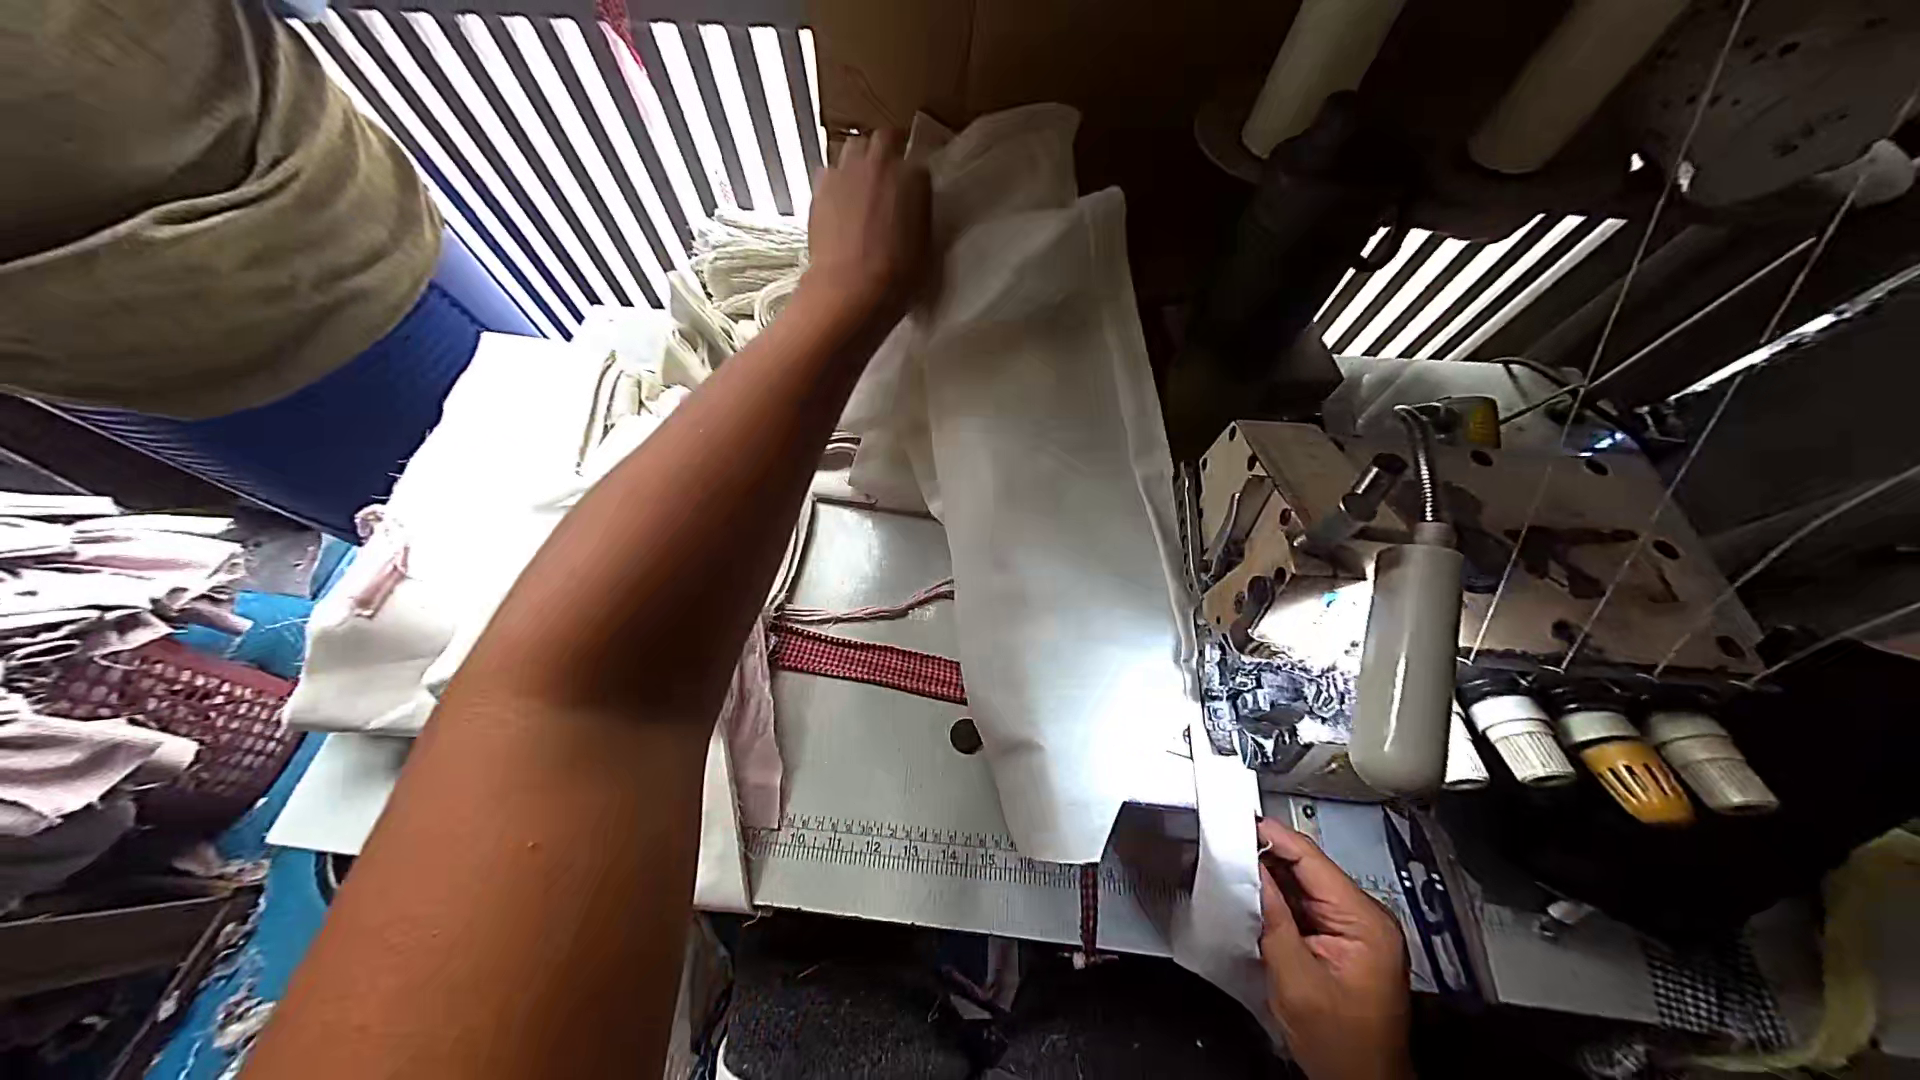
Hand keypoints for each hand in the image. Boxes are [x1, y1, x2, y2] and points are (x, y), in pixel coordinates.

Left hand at [801, 127, 931, 327]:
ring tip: (862, 184)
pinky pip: (830, 170)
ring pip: (854, 146)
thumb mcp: (926, 248)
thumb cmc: (897, 276)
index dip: (914, 181)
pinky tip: (839, 201)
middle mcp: (881, 163)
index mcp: (914, 177)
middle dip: (887, 152)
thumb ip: (920, 216)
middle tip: (888, 176)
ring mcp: (847, 170)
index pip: (919, 165)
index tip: (912, 195)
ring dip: (860, 159)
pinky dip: (837, 180)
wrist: (851, 287)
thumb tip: (913, 208)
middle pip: (884, 139)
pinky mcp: (821, 185)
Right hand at [1257, 818, 1413, 1079]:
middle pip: (1305, 867)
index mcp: (1364, 921)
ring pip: (1300, 883)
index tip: (1236, 823)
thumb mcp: (1296, 980)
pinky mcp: (1339, 937)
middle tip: (1223, 849)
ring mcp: (1353, 926)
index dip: (1271, 837)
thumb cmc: (1342, 1046)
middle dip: (1264, 858)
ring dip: (1268, 879)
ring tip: (1231, 871)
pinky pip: (1302, 903)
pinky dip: (1276, 899)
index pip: (1311, 859)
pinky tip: (1252, 899)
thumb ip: (1272, 919)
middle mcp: (1364, 916)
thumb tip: (1250, 870)